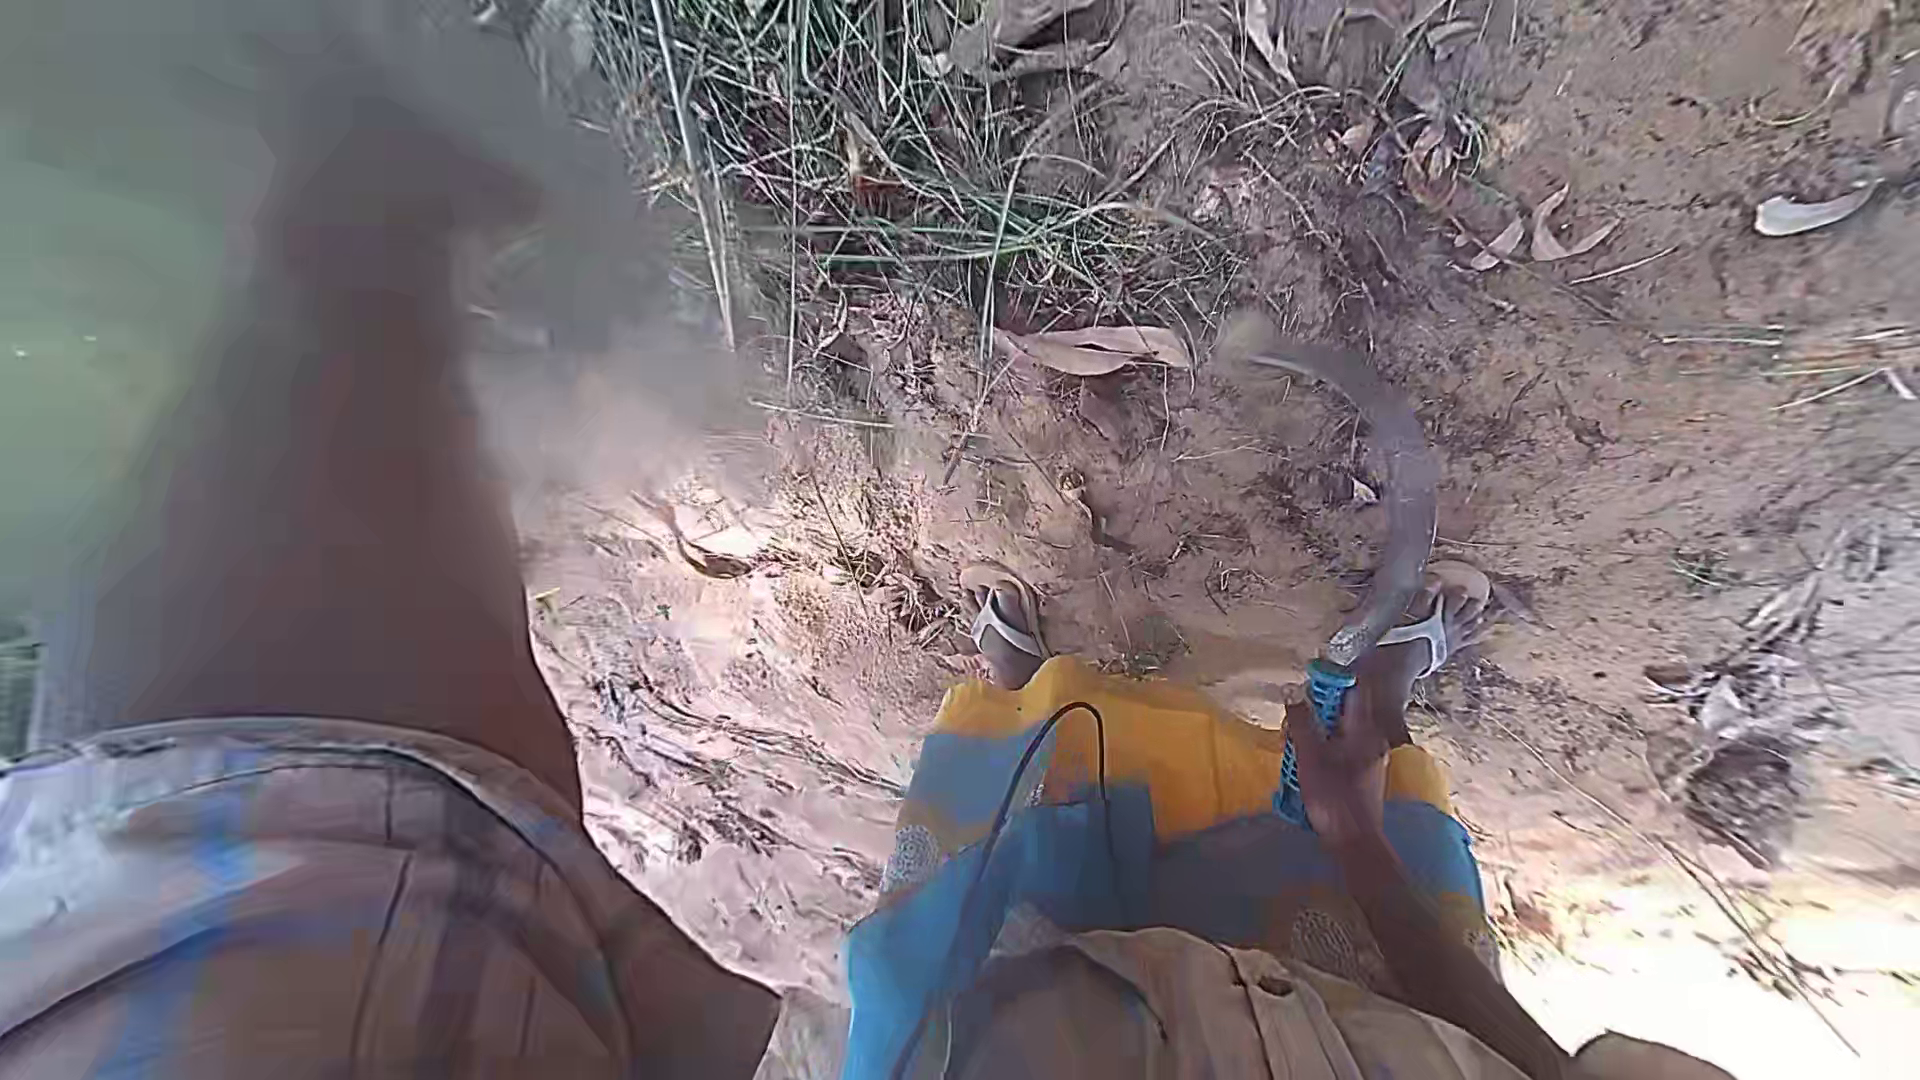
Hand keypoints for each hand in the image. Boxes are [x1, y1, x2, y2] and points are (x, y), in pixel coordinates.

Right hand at [1285, 687, 1389, 846]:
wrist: (1353, 840)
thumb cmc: (1332, 795)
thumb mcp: (1310, 754)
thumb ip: (1301, 721)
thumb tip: (1292, 691)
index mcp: (1364, 732)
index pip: (1353, 691)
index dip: (1331, 680)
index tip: (1306, 679)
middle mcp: (1371, 740)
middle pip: (1342, 709)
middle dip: (1314, 707)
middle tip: (1291, 717)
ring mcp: (1367, 756)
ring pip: (1337, 727)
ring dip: (1313, 727)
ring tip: (1291, 739)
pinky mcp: (1360, 770)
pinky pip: (1338, 744)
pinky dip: (1320, 742)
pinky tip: (1302, 755)